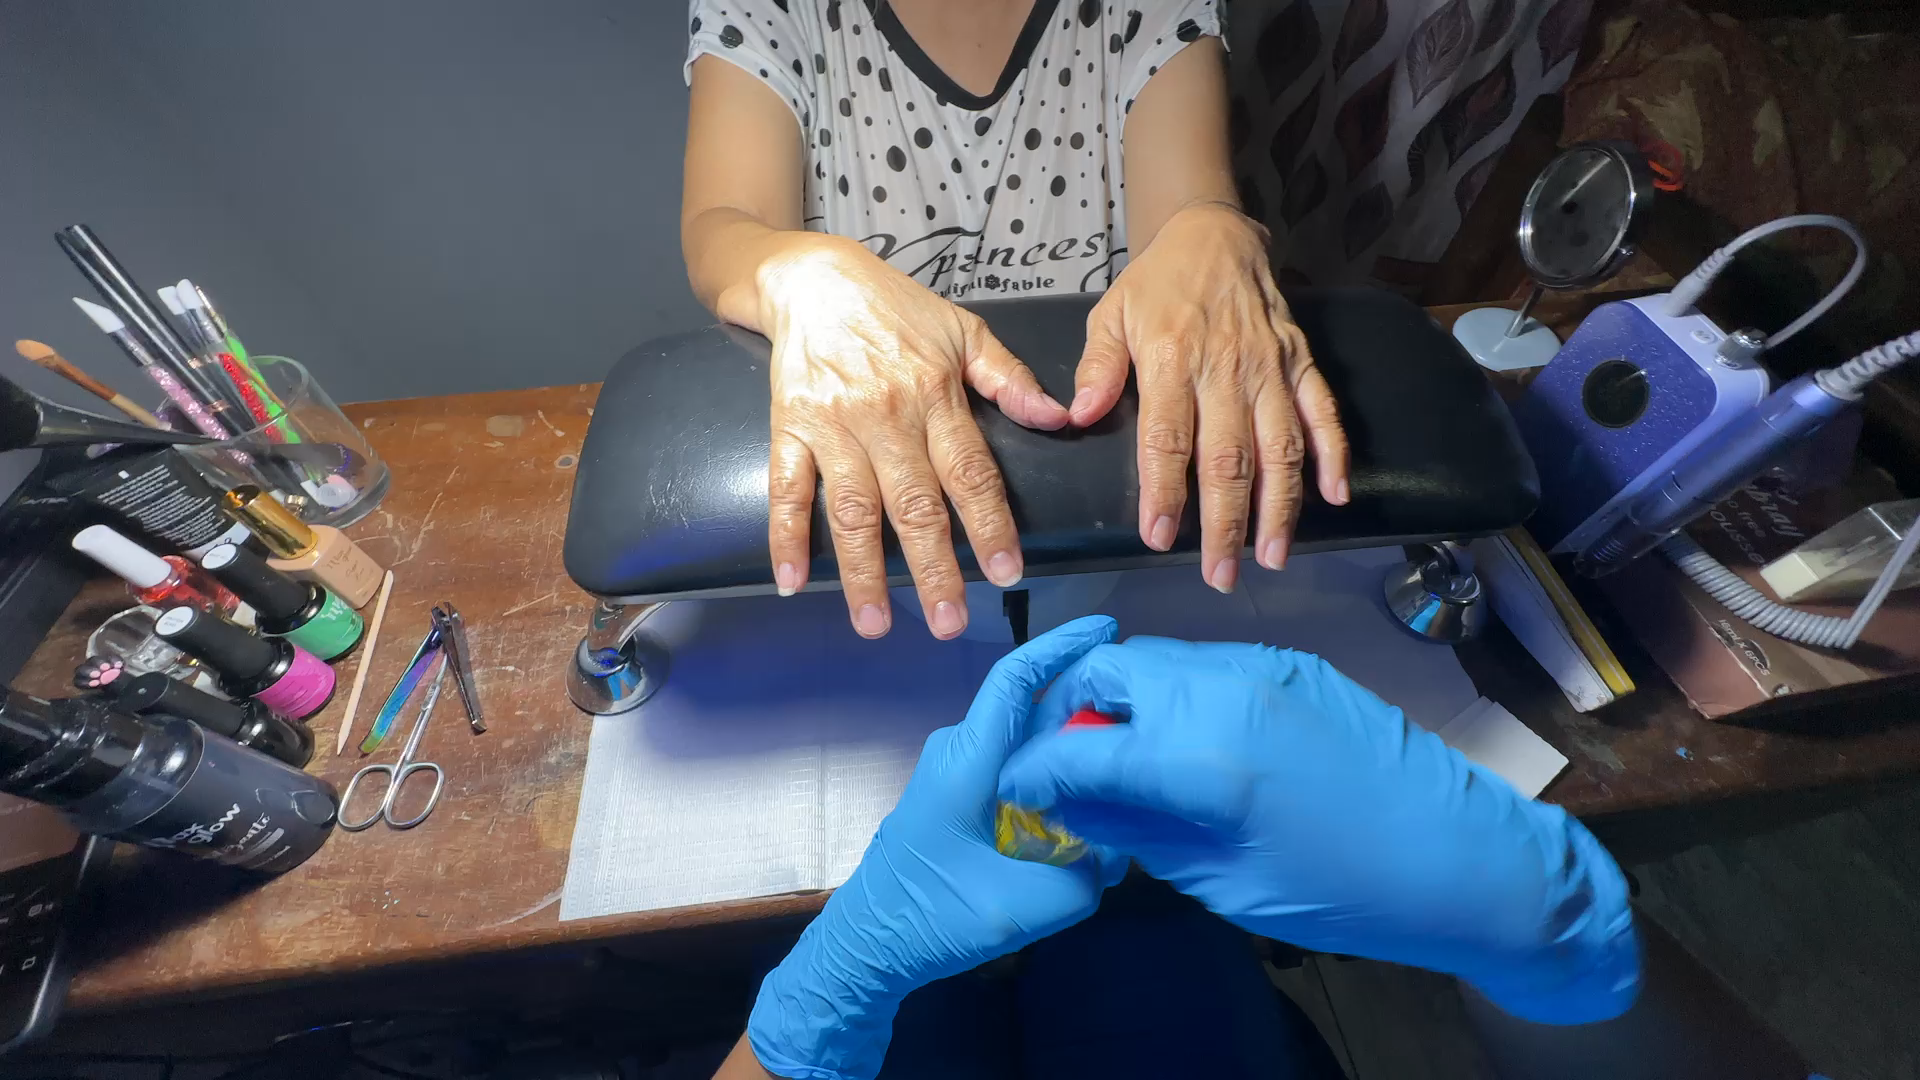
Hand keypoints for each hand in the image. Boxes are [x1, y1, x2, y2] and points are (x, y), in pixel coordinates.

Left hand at [748, 617, 1124, 1079]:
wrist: (871, 942)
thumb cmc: (936, 917)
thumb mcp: (1029, 905)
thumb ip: (1088, 871)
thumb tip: (1118, 845)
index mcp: (967, 759)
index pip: (1015, 680)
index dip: (1061, 646)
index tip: (1105, 628)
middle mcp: (959, 747)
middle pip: (1030, 708)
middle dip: (1083, 707)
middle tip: (1138, 724)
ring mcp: (955, 764)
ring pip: (1023, 738)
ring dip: (1067, 746)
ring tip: (1118, 767)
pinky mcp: (958, 785)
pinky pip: (1010, 762)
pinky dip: (1047, 770)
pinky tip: (1080, 801)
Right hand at [758, 238, 1068, 639]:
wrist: (813, 279)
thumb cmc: (895, 309)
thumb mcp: (964, 330)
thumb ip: (1009, 379)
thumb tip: (1058, 418)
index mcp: (935, 398)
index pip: (969, 473)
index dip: (990, 525)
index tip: (1006, 573)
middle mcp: (886, 420)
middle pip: (913, 505)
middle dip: (932, 569)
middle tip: (947, 622)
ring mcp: (833, 428)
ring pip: (850, 510)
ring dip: (862, 571)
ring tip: (874, 622)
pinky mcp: (790, 430)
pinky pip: (785, 489)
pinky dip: (785, 536)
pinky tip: (791, 581)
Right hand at [998, 638, 1639, 1024]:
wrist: (1469, 858)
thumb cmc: (1342, 893)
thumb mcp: (1221, 879)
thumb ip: (1132, 829)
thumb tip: (1067, 803)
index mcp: (1205, 762)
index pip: (1081, 749)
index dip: (1035, 767)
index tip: (1017, 783)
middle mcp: (1222, 691)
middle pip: (1104, 668)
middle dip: (1069, 707)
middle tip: (1070, 752)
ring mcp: (1257, 664)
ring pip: (1149, 656)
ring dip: (1118, 694)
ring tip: (1125, 743)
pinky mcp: (1285, 658)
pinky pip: (1198, 661)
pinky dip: (1168, 690)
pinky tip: (1184, 731)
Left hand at [1073, 203, 1348, 589]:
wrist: (1213, 234)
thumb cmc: (1154, 285)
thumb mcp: (1110, 316)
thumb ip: (1097, 368)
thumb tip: (1078, 415)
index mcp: (1172, 361)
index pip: (1167, 438)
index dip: (1164, 490)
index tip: (1160, 538)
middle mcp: (1226, 370)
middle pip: (1228, 457)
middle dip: (1225, 522)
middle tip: (1220, 574)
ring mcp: (1271, 368)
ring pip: (1281, 446)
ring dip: (1280, 506)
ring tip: (1274, 556)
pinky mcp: (1302, 361)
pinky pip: (1323, 411)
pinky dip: (1335, 454)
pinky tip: (1336, 496)